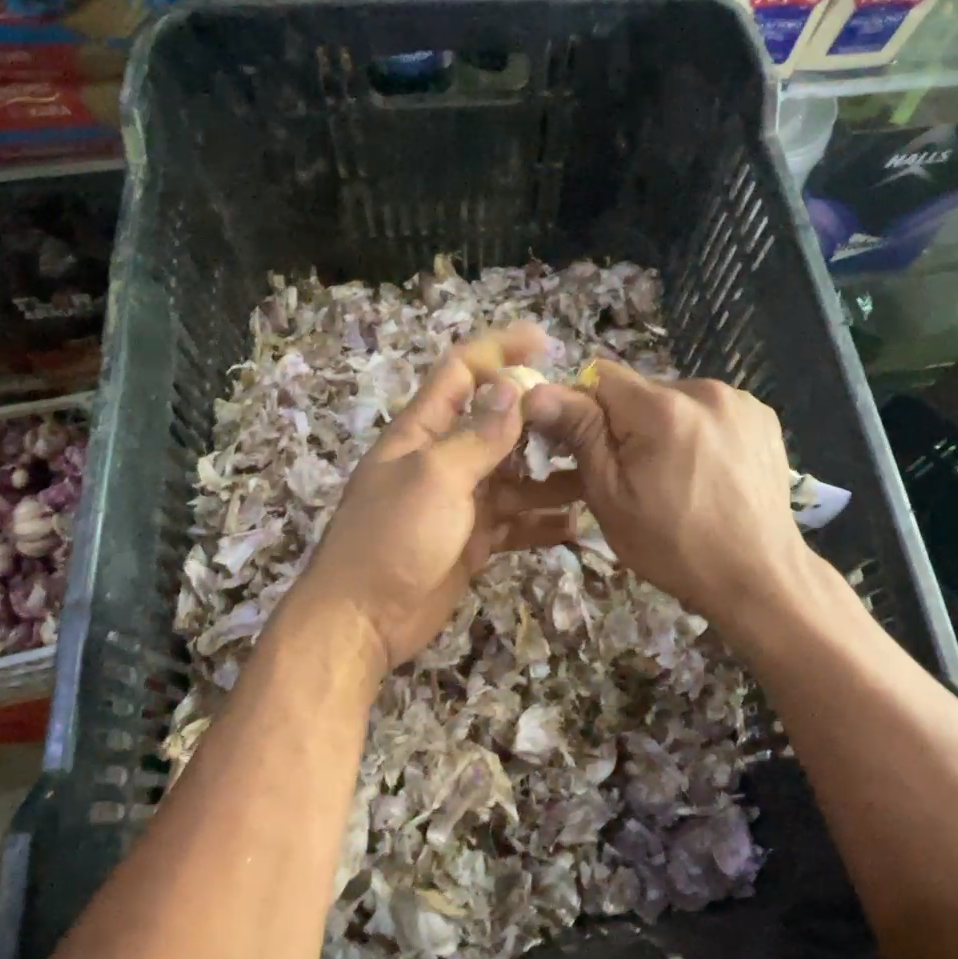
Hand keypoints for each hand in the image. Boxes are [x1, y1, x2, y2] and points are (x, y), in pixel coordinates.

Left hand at [293, 324, 579, 675]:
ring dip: (551, 474)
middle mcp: (443, 459)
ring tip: (595, 474)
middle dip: (538, 417)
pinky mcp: (473, 541)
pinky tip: (576, 526)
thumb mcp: (435, 477)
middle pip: (496, 424)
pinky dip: (542, 523)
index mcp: (423, 431)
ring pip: (514, 476)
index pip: (461, 373)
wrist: (363, 619)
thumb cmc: (392, 537)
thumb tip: (513, 388)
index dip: (499, 349)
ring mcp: (459, 502)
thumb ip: (477, 436)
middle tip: (587, 419)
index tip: (544, 339)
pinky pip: (515, 522)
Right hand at [520, 361, 813, 625]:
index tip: (588, 451)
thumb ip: (579, 434)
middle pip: (640, 390)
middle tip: (634, 477)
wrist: (759, 578)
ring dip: (664, 427)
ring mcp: (740, 401)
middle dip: (627, 424)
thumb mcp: (611, 498)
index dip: (583, 409)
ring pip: (675, 400)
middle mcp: (704, 389)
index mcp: (662, 409)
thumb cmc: (674, 547)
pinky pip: (710, 411)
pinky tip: (708, 473)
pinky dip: (699, 432)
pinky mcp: (763, 416)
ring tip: (676, 478)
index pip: (599, 376)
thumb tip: (535, 391)